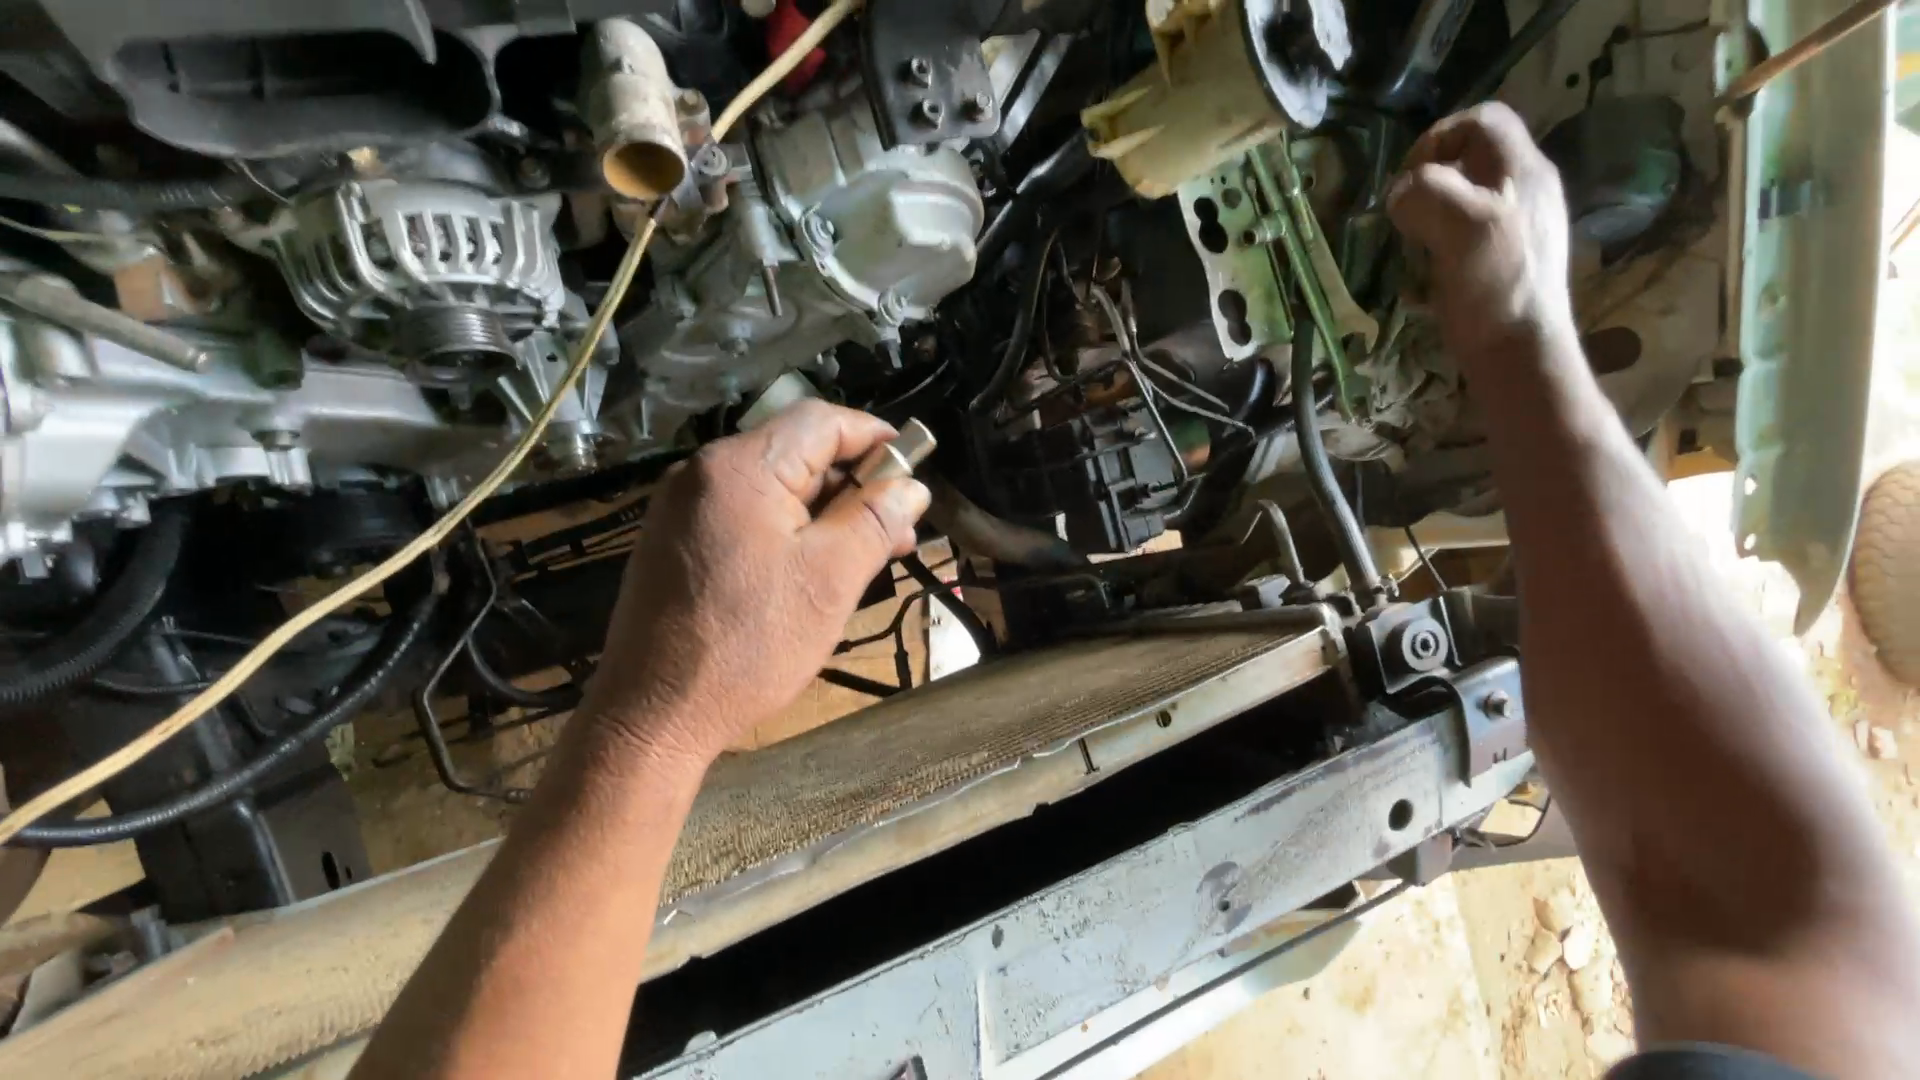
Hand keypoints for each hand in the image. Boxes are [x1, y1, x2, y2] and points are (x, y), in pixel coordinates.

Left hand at [578, 401, 929, 764]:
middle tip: (898, 528)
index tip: (914, 465)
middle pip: (797, 452)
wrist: (654, 714)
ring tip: (868, 554)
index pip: (820, 421)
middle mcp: (703, 473)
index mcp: (740, 468)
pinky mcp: (677, 541)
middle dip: (854, 484)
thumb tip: (912, 487)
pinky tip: (816, 567)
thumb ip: (875, 522)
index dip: (874, 437)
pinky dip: (789, 530)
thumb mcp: (830, 580)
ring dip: (826, 512)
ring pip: (775, 489)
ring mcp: (684, 508)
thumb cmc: (748, 645)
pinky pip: (747, 516)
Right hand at [1387, 102, 1577, 367]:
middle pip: (1470, 158)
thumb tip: (1400, 192)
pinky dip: (1439, 244)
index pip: (1481, 120)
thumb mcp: (1461, 226)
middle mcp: (1526, 189)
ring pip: (1465, 198)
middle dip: (1428, 181)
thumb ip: (1428, 193)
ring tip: (1414, 247)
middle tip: (1406, 217)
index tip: (1407, 179)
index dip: (1436, 137)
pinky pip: (1465, 233)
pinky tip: (1429, 274)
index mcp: (1523, 171)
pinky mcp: (1506, 259)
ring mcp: (1518, 225)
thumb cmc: (1494, 287)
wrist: (1520, 353)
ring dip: (1429, 215)